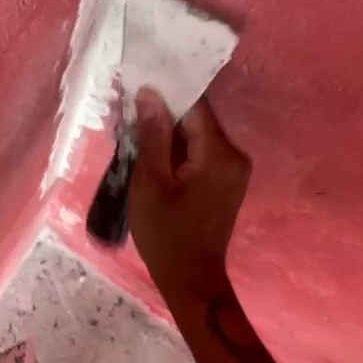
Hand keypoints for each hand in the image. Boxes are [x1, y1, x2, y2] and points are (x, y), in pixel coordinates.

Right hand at [128, 89, 251, 316]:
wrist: (191, 280)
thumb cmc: (166, 235)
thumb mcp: (151, 182)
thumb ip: (153, 134)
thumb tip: (150, 92)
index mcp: (219, 153)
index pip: (194, 104)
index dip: (166, 91)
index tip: (137, 82)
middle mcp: (234, 154)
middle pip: (196, 118)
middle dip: (163, 113)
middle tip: (128, 110)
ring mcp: (233, 168)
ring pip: (196, 134)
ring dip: (168, 132)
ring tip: (134, 131)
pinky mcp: (226, 180)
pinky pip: (200, 151)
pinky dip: (177, 149)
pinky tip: (152, 154)